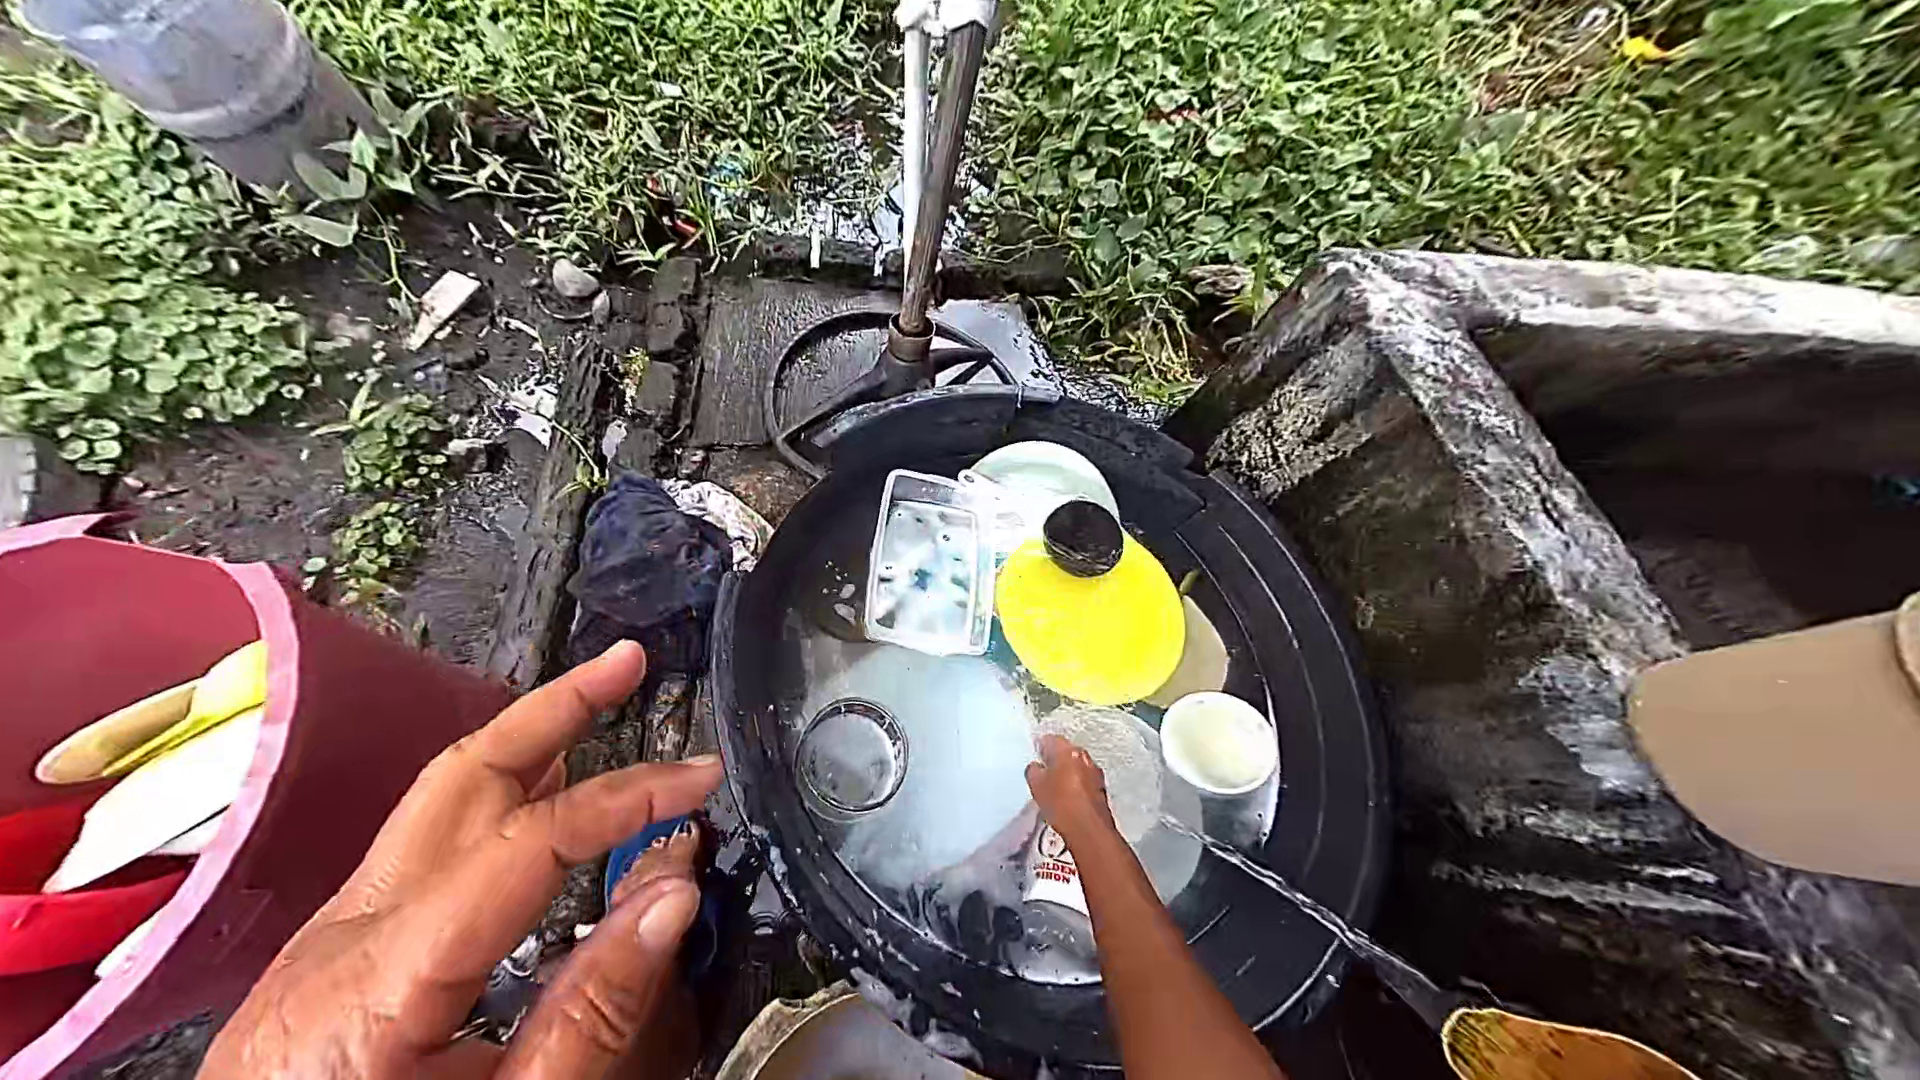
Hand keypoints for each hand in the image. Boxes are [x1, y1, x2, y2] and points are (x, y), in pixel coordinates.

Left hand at [200, 640, 723, 1079]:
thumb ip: (594, 1010)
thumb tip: (676, 892)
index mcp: (372, 986)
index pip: (529, 841)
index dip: (627, 796)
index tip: (701, 780)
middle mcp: (342, 934)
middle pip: (463, 775)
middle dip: (557, 705)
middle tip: (628, 664)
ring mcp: (335, 931)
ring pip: (446, 791)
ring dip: (535, 731)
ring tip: (602, 696)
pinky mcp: (348, 940)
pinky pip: (442, 830)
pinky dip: (513, 785)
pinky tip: (553, 780)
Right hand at [1025, 733, 1117, 849]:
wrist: (1088, 830)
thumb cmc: (1063, 805)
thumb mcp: (1036, 785)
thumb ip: (1033, 770)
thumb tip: (1036, 768)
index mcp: (1067, 751)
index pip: (1050, 739)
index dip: (1040, 747)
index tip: (1035, 753)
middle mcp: (1083, 757)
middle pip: (1065, 751)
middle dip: (1054, 759)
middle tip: (1043, 771)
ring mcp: (1094, 772)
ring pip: (1076, 765)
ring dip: (1067, 772)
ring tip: (1054, 787)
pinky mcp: (1100, 788)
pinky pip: (1084, 780)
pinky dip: (1076, 785)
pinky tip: (1068, 798)